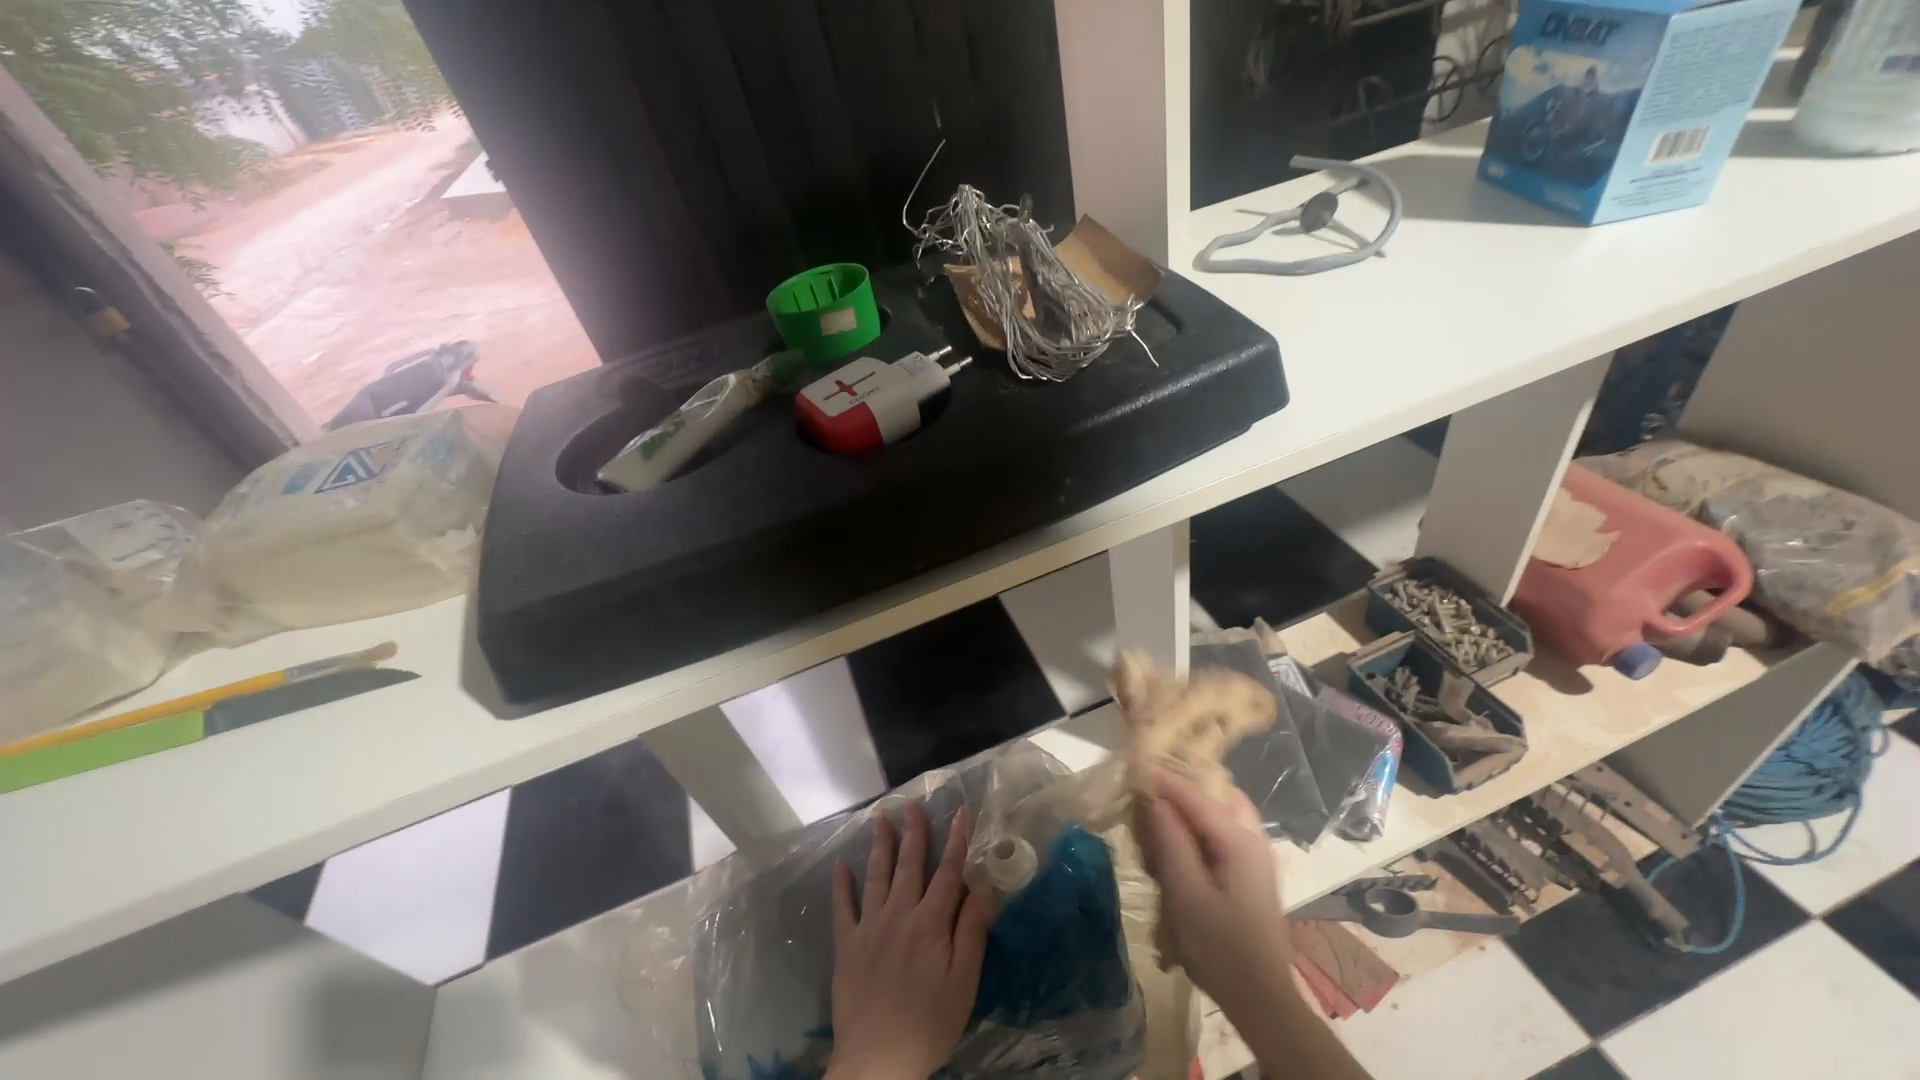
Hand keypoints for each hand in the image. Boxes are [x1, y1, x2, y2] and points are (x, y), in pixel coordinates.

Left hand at [826, 803, 994, 1079]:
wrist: (877, 1059)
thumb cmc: (930, 1022)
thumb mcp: (964, 981)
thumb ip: (972, 930)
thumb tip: (983, 885)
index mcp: (931, 923)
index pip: (948, 872)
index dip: (956, 840)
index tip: (961, 811)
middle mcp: (899, 915)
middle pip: (909, 866)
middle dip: (913, 833)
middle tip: (912, 805)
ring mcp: (869, 928)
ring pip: (876, 877)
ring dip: (880, 846)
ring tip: (880, 819)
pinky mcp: (846, 946)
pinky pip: (842, 908)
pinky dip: (841, 885)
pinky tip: (841, 865)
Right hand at [1136, 769, 1291, 1015]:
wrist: (1260, 998)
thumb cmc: (1220, 947)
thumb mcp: (1186, 894)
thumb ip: (1171, 843)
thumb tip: (1156, 802)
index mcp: (1239, 840)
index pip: (1196, 796)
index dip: (1164, 780)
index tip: (1134, 767)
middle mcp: (1254, 840)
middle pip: (1217, 797)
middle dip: (1184, 794)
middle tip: (1151, 803)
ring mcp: (1257, 858)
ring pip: (1222, 816)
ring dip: (1191, 815)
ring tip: (1160, 833)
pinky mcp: (1252, 876)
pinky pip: (1224, 837)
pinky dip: (1200, 834)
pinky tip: (1178, 857)